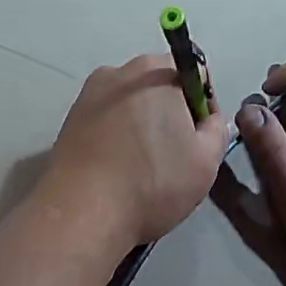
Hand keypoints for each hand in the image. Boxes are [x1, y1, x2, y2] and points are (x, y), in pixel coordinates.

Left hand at [33, 54, 233, 254]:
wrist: (82, 214)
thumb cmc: (152, 184)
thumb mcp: (206, 162)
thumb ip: (217, 131)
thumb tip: (208, 120)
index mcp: (155, 71)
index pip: (194, 75)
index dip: (205, 108)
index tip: (201, 141)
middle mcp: (117, 73)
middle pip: (158, 91)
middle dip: (171, 118)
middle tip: (175, 160)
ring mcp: (86, 98)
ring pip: (129, 111)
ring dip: (142, 132)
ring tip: (144, 172)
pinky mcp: (68, 125)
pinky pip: (104, 128)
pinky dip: (116, 144)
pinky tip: (118, 175)